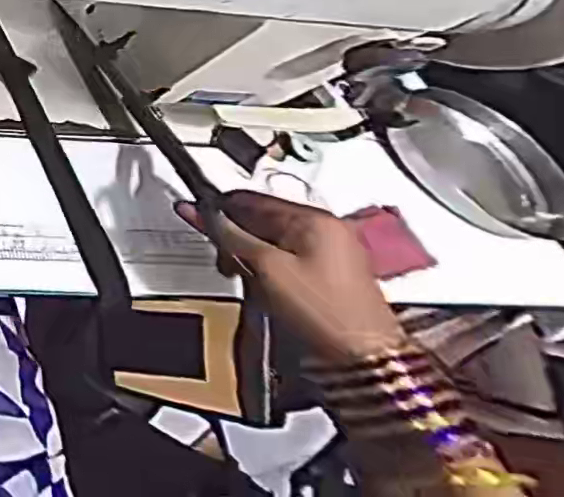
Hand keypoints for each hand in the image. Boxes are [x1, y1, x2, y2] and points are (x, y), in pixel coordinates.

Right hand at [176, 191, 407, 362]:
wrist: (368, 365)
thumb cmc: (325, 314)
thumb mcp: (265, 267)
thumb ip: (229, 234)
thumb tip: (199, 211)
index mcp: (315, 219)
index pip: (251, 199)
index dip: (219, 209)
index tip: (195, 217)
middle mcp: (327, 229)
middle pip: (260, 218)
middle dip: (235, 236)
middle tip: (224, 258)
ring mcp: (332, 252)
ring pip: (271, 239)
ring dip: (248, 254)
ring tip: (241, 275)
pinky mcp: (331, 275)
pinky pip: (285, 257)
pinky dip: (266, 266)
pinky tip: (259, 284)